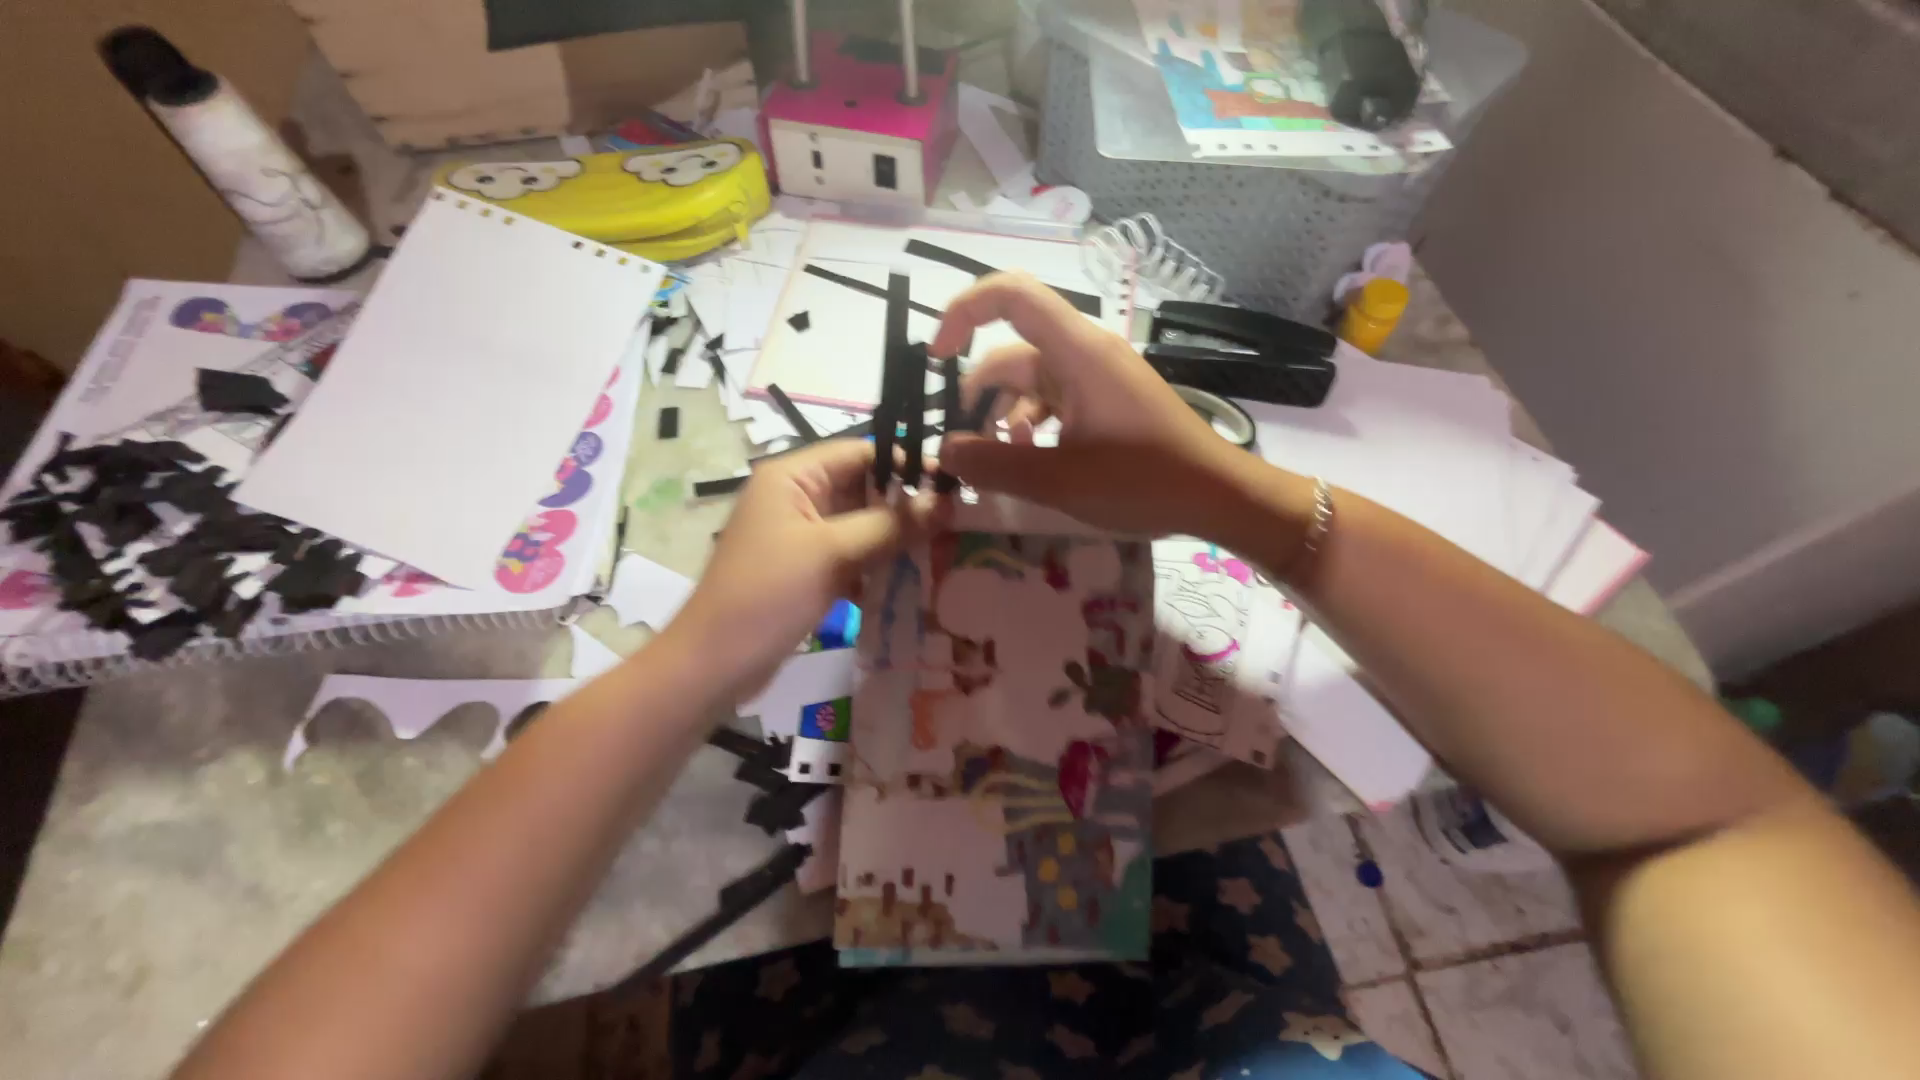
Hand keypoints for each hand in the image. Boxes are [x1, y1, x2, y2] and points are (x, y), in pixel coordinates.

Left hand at [666, 439, 930, 694]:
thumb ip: (891, 525)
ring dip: (897, 536)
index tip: (952, 484)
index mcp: (792, 476)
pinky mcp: (807, 571)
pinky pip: (853, 555)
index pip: (860, 452)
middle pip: (863, 487)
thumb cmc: (768, 596)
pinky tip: (916, 576)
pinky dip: (879, 563)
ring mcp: (801, 536)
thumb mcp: (832, 554)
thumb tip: (946, 502)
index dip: (906, 464)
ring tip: (947, 547)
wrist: (714, 665)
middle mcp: (796, 497)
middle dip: (906, 504)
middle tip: (958, 520)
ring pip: (862, 524)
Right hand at [931, 272, 1266, 539]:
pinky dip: (1030, 424)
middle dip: (977, 391)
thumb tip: (943, 451)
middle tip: (956, 438)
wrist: (1218, 496)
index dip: (963, 311)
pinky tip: (1025, 461)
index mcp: (1077, 352)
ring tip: (991, 460)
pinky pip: (1054, 400)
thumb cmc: (1144, 481)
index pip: (1011, 295)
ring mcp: (1098, 377)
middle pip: (1013, 350)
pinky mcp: (1106, 401)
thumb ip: (993, 465)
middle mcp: (1085, 354)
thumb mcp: (1059, 481)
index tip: (935, 356)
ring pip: (1031, 381)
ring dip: (1002, 415)